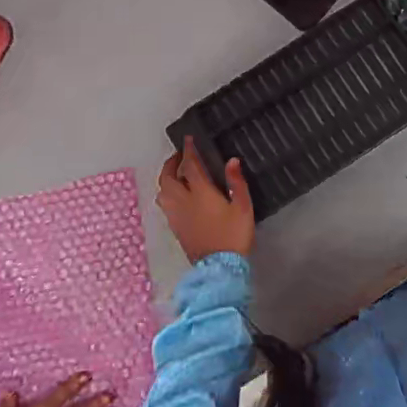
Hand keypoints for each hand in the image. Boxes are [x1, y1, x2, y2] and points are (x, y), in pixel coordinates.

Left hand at [158, 137, 254, 261]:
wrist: (219, 267)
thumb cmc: (234, 235)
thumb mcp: (243, 207)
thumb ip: (237, 183)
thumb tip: (231, 161)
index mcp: (200, 192)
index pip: (190, 165)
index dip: (188, 150)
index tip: (187, 139)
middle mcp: (182, 200)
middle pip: (168, 177)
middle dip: (171, 164)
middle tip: (179, 157)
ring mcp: (175, 215)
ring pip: (163, 191)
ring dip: (166, 179)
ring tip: (175, 175)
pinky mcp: (174, 227)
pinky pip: (165, 205)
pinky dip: (168, 194)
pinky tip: (176, 197)